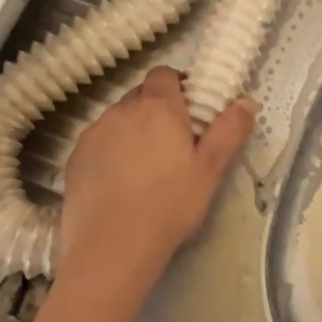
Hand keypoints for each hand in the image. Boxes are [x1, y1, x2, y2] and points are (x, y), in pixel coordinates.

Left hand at [54, 67, 254, 307]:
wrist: (111, 248)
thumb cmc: (170, 206)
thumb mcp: (211, 170)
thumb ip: (229, 131)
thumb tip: (247, 101)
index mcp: (158, 107)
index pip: (164, 74)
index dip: (179, 85)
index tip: (192, 110)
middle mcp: (121, 110)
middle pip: (141, 95)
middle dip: (158, 110)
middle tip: (176, 143)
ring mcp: (94, 133)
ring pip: (118, 119)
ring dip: (134, 131)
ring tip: (147, 168)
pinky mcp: (74, 159)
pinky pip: (99, 143)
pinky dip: (111, 152)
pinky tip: (121, 184)